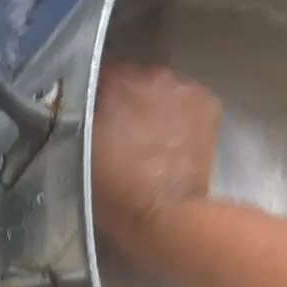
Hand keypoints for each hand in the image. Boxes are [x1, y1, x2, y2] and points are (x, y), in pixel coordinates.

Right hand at [92, 63, 222, 258]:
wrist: (165, 215)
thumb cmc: (114, 191)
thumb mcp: (79, 154)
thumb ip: (79, 120)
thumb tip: (82, 103)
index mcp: (115, 83)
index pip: (97, 71)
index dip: (91, 92)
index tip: (87, 111)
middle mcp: (151, 74)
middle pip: (132, 77)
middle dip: (123, 97)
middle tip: (116, 128)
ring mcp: (183, 87)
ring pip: (159, 88)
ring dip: (150, 104)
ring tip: (144, 136)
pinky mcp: (207, 104)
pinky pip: (183, 101)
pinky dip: (176, 114)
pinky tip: (169, 139)